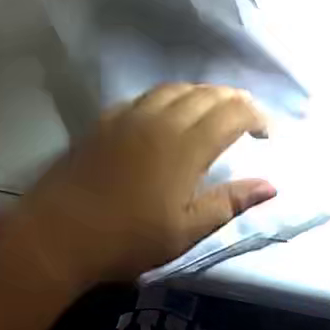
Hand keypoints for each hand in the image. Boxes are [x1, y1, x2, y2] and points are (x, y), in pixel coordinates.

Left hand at [7, 83, 275, 285]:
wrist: (58, 234)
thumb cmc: (128, 240)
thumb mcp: (186, 231)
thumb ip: (229, 203)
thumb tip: (271, 185)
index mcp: (186, 146)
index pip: (231, 114)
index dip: (256, 116)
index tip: (268, 132)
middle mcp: (160, 121)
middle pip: (205, 94)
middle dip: (233, 100)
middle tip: (248, 118)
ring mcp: (128, 117)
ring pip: (174, 89)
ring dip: (201, 94)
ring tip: (212, 111)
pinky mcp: (104, 123)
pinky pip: (144, 97)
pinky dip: (167, 98)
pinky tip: (166, 115)